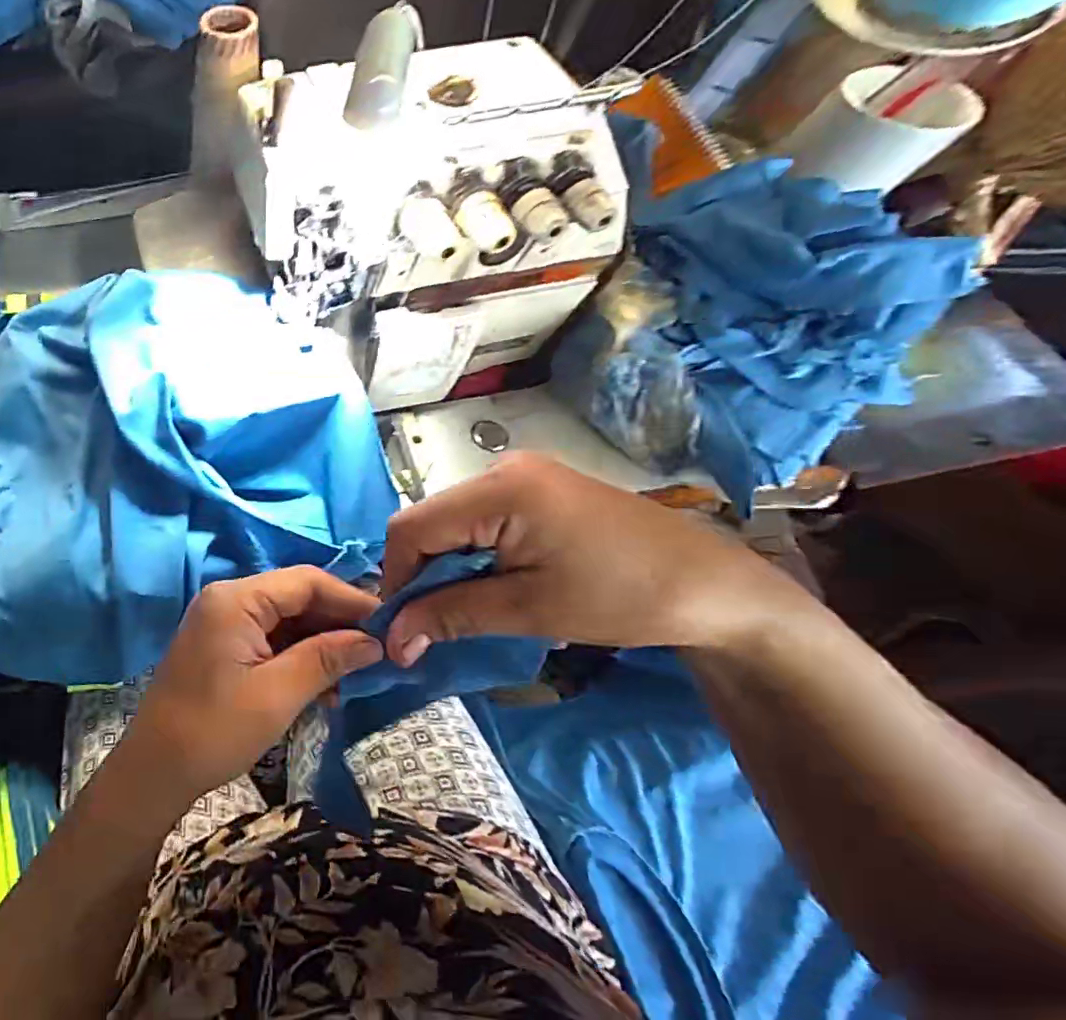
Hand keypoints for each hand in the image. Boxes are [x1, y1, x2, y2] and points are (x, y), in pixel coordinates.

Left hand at [119, 567, 381, 808]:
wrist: (156, 766)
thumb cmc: (216, 729)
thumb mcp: (278, 694)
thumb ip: (326, 659)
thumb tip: (372, 642)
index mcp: (236, 599)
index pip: (306, 581)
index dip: (352, 600)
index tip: (392, 627)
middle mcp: (227, 599)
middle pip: (296, 597)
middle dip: (339, 624)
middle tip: (381, 655)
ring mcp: (221, 621)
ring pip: (286, 620)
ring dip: (321, 645)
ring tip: (356, 679)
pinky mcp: (221, 645)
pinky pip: (269, 639)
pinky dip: (298, 658)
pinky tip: (325, 688)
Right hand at [380, 453, 817, 661]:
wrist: (719, 589)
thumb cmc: (626, 598)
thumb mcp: (529, 610)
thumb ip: (450, 616)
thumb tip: (392, 642)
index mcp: (501, 489)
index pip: (411, 528)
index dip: (396, 577)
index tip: (403, 626)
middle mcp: (502, 468)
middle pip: (427, 521)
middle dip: (419, 573)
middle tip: (429, 622)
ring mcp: (521, 474)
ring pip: (448, 520)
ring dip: (443, 565)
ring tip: (462, 605)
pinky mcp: (535, 488)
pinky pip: (476, 517)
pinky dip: (468, 553)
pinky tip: (489, 581)